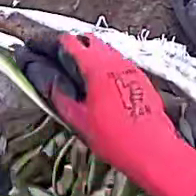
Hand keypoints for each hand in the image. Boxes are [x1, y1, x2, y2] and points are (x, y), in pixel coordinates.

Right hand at [15, 32, 195, 195]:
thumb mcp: (78, 120)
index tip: (37, 49)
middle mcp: (115, 60)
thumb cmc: (115, 138)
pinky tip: (100, 86)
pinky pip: (118, 63)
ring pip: (106, 51)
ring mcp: (132, 69)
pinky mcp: (142, 79)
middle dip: (71, 46)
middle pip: (89, 40)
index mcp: (96, 66)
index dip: (50, 43)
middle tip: (57, 60)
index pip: (69, 41)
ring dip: (90, 55)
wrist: (158, 154)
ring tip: (77, 74)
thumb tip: (47, 81)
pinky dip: (104, 66)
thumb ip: (60, 96)